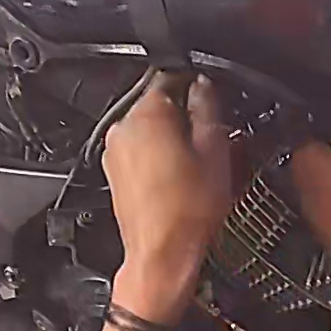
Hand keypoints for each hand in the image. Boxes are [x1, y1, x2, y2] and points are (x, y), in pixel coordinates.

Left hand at [101, 70, 235, 323]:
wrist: (161, 256)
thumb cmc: (187, 213)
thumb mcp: (215, 149)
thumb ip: (209, 106)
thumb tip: (205, 85)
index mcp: (146, 115)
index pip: (170, 74)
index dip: (196, 83)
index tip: (212, 96)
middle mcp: (122, 129)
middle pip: (157, 102)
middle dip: (183, 112)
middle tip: (210, 134)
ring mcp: (115, 153)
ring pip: (148, 127)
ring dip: (170, 135)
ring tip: (196, 160)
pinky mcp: (115, 173)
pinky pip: (139, 150)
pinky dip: (157, 155)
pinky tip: (178, 176)